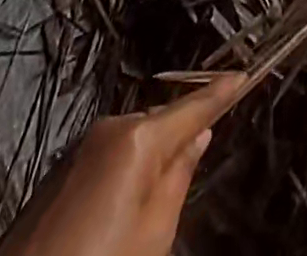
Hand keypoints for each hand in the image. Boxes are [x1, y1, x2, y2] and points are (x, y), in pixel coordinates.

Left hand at [0, 74, 245, 255]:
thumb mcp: (156, 231)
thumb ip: (180, 175)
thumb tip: (197, 138)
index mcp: (138, 139)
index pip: (193, 107)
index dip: (221, 92)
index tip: (242, 75)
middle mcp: (110, 128)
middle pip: (164, 120)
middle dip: (182, 132)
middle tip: (200, 155)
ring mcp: (83, 145)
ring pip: (138, 135)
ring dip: (154, 151)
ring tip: (157, 194)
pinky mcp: (64, 166)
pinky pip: (113, 151)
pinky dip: (129, 164)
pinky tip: (126, 199)